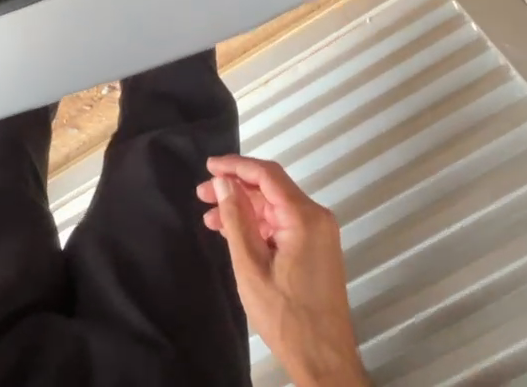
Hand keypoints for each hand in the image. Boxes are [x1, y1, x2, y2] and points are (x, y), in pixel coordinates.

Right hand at [199, 156, 368, 386]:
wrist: (324, 360)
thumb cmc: (285, 317)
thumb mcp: (251, 266)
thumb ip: (236, 219)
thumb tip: (224, 182)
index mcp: (305, 217)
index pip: (267, 175)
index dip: (236, 166)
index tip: (209, 166)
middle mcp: (317, 218)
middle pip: (271, 189)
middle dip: (236, 189)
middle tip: (202, 195)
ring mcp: (319, 234)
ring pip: (275, 207)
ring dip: (244, 209)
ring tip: (210, 218)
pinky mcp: (316, 249)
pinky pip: (283, 225)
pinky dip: (258, 226)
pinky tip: (233, 234)